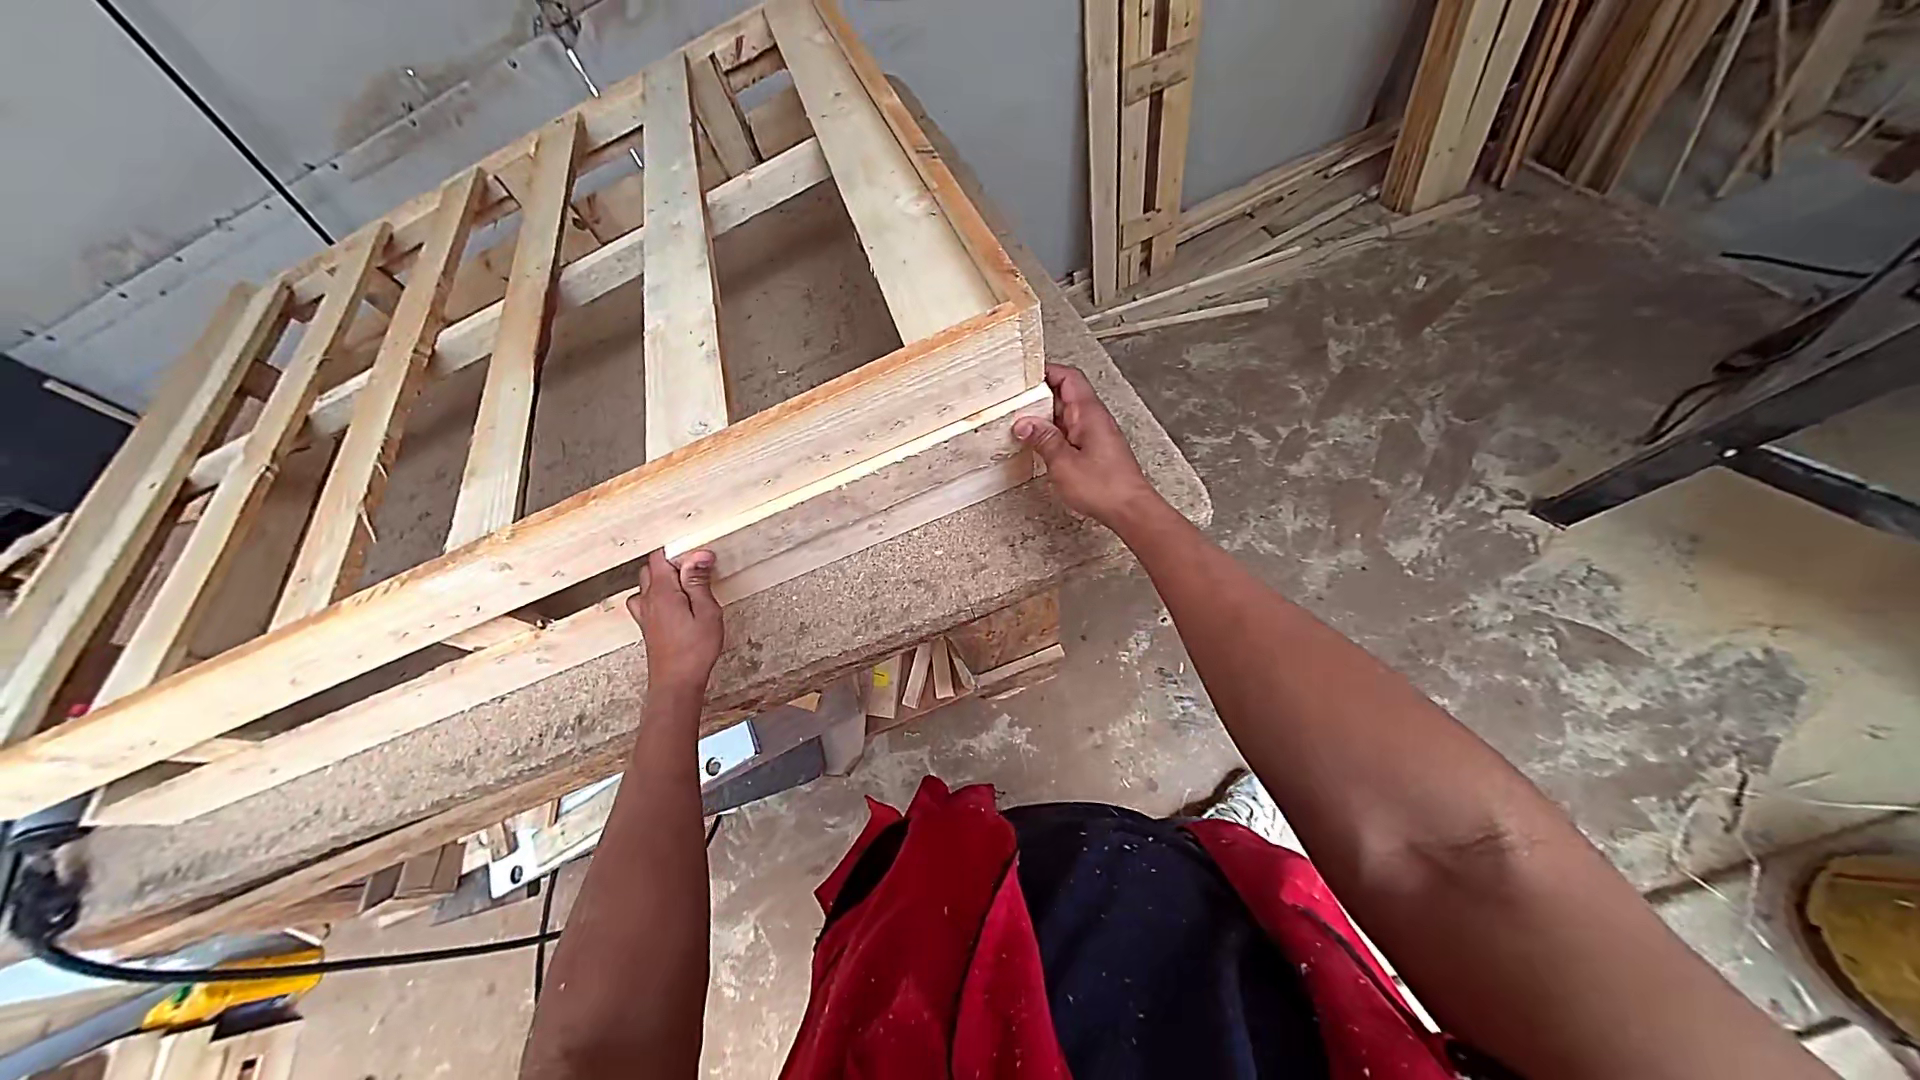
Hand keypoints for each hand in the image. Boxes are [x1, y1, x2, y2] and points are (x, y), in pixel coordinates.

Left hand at [627, 549, 723, 698]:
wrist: (676, 682)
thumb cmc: (694, 651)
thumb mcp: (707, 611)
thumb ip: (698, 581)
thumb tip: (698, 556)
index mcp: (662, 592)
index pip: (661, 557)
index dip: (681, 553)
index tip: (701, 560)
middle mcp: (647, 600)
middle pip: (652, 568)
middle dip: (674, 565)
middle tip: (698, 575)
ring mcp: (644, 613)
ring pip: (647, 584)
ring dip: (665, 580)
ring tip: (688, 590)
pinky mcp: (646, 625)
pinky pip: (646, 600)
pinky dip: (659, 596)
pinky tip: (675, 605)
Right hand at [1014, 364, 1161, 526]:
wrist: (1130, 510)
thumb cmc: (1105, 487)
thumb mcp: (1062, 462)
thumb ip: (1042, 439)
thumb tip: (1025, 423)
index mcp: (1088, 413)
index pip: (1068, 377)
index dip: (1046, 372)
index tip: (1025, 376)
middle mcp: (1094, 419)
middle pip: (1065, 394)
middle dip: (1039, 397)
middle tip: (1016, 404)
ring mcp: (1096, 434)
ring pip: (1066, 415)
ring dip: (1045, 418)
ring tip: (1022, 425)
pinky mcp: (1095, 450)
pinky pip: (1071, 432)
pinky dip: (1054, 433)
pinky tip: (1040, 445)